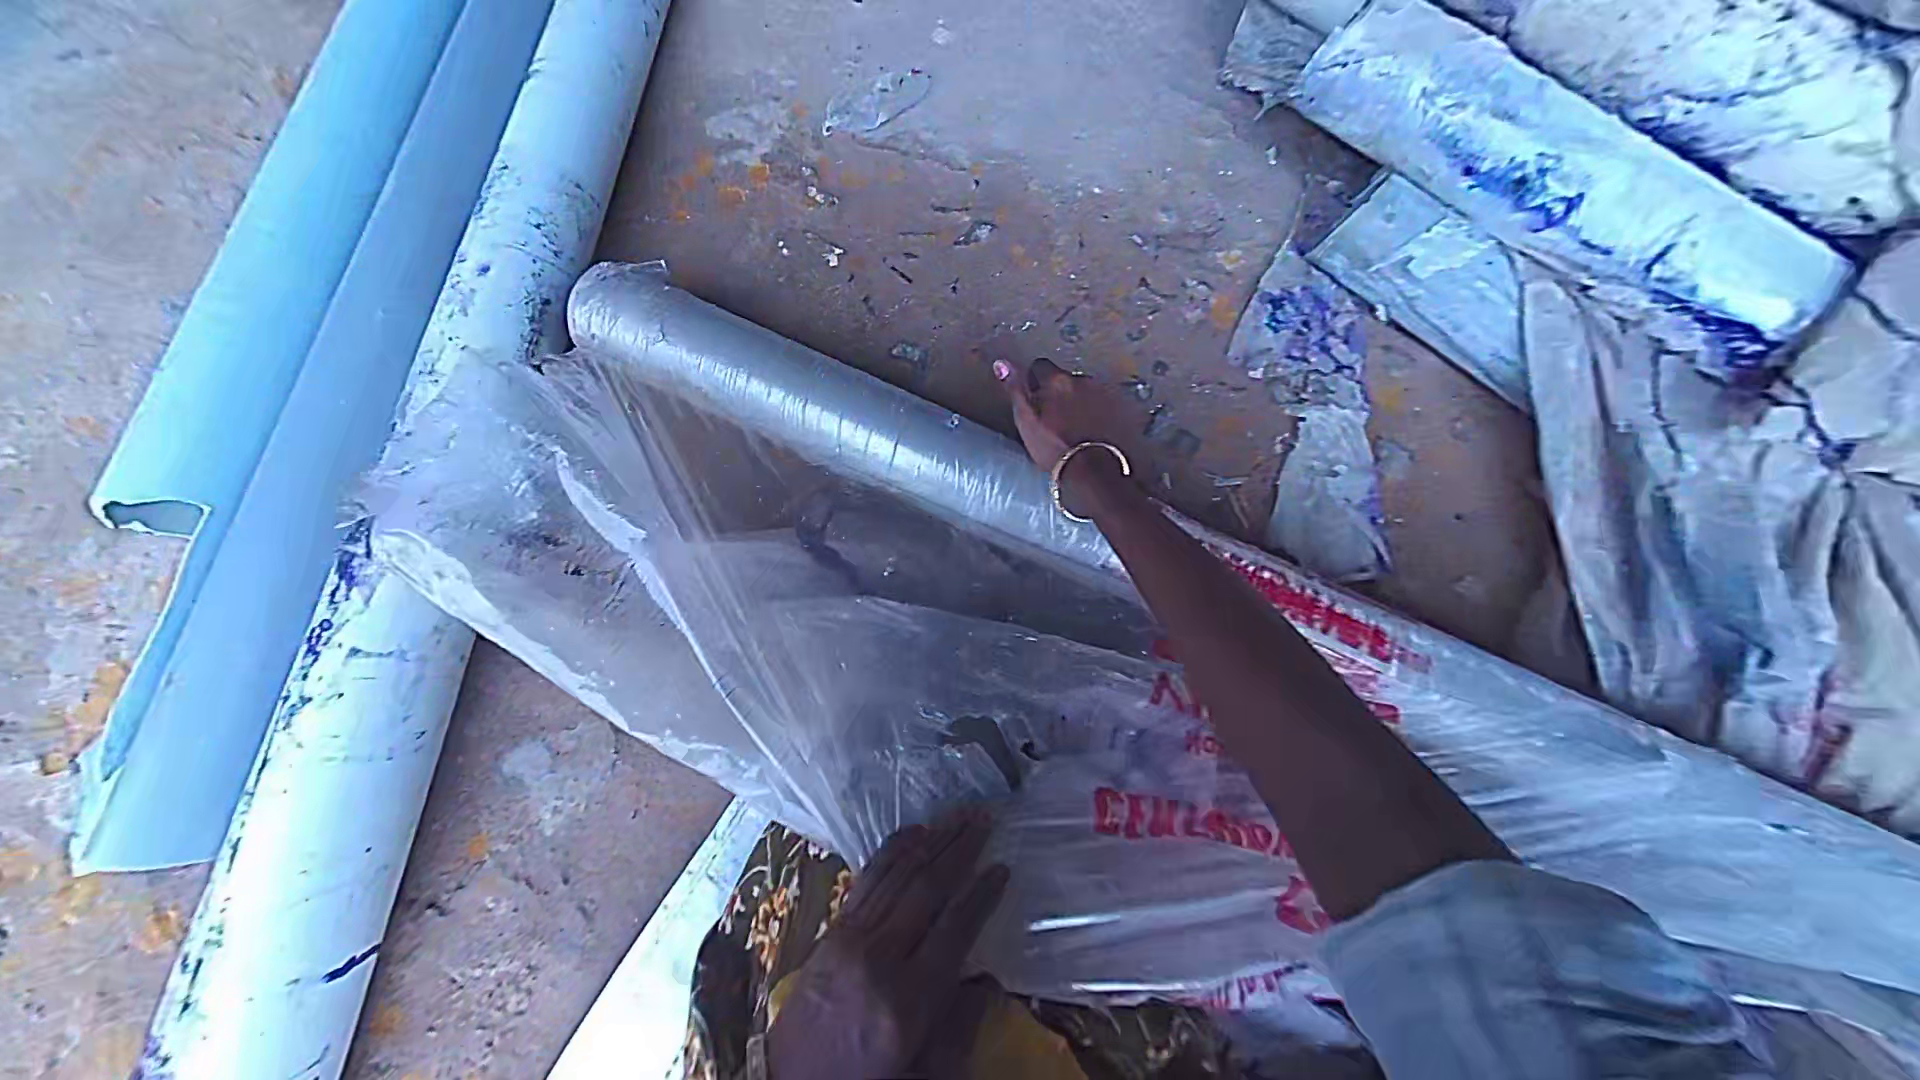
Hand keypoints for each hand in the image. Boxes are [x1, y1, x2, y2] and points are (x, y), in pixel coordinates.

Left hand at [764, 808, 1009, 1079]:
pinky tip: (913, 832)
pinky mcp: (833, 930)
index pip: (955, 928)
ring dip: (932, 840)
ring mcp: (851, 938)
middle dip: (960, 848)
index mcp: (908, 999)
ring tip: (958, 815)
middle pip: (927, 888)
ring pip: (899, 874)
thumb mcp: (927, 1077)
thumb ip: (961, 1025)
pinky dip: (893, 850)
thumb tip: (989, 977)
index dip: (982, 894)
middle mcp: (880, 957)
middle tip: (984, 818)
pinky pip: (868, 878)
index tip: (1002, 867)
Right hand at [994, 358, 1135, 515]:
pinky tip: (1091, 430)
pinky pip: (1102, 403)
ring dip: (1078, 402)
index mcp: (1056, 381)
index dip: (1034, 383)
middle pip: (1065, 379)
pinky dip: (1096, 411)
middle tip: (1054, 418)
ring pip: (1084, 391)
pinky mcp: (1120, 408)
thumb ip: (1015, 390)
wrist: (1092, 470)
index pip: (1040, 367)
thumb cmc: (1054, 447)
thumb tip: (1001, 363)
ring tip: (1074, 427)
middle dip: (1059, 393)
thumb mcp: (1026, 421)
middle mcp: (1082, 380)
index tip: (1034, 400)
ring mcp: (1104, 393)